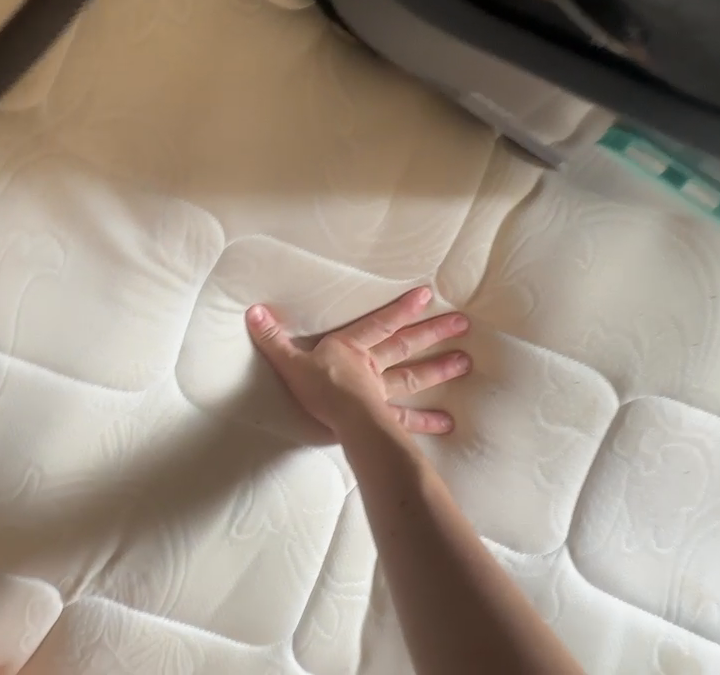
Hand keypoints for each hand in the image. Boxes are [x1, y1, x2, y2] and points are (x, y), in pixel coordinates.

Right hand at [247, 286, 470, 441]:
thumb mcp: (289, 361)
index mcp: (350, 348)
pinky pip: (407, 418)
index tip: (428, 295)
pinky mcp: (384, 418)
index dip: (402, 308)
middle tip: (462, 323)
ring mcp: (381, 393)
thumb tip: (253, 311)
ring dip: (439, 369)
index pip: (379, 322)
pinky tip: (447, 423)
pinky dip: (426, 421)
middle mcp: (371, 366)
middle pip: (405, 345)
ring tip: (465, 362)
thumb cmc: (319, 389)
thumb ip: (272, 338)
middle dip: (433, 333)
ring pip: (413, 376)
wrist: (342, 422)